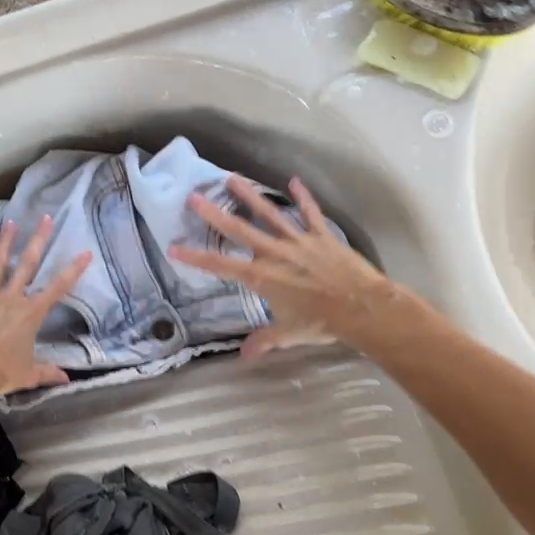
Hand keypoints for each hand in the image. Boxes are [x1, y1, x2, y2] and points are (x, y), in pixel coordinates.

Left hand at [0, 217, 92, 397]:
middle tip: (45, 218)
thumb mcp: (29, 374)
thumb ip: (48, 373)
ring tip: (11, 222)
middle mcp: (11, 299)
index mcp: (30, 314)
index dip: (73, 270)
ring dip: (4, 243)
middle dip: (38, 240)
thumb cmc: (2, 375)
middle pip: (27, 264)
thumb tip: (67, 380)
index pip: (58, 288)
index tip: (86, 253)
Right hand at [169, 175, 413, 355]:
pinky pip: (309, 213)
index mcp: (261, 277)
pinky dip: (302, 197)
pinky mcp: (321, 236)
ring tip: (231, 178)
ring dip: (249, 196)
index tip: (173, 248)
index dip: (194, 257)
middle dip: (213, 214)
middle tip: (194, 197)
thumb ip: (264, 340)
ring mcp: (298, 241)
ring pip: (268, 214)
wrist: (361, 308)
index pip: (219, 266)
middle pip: (238, 231)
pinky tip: (293, 181)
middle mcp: (274, 254)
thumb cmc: (321, 322)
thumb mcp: (288, 334)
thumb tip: (245, 356)